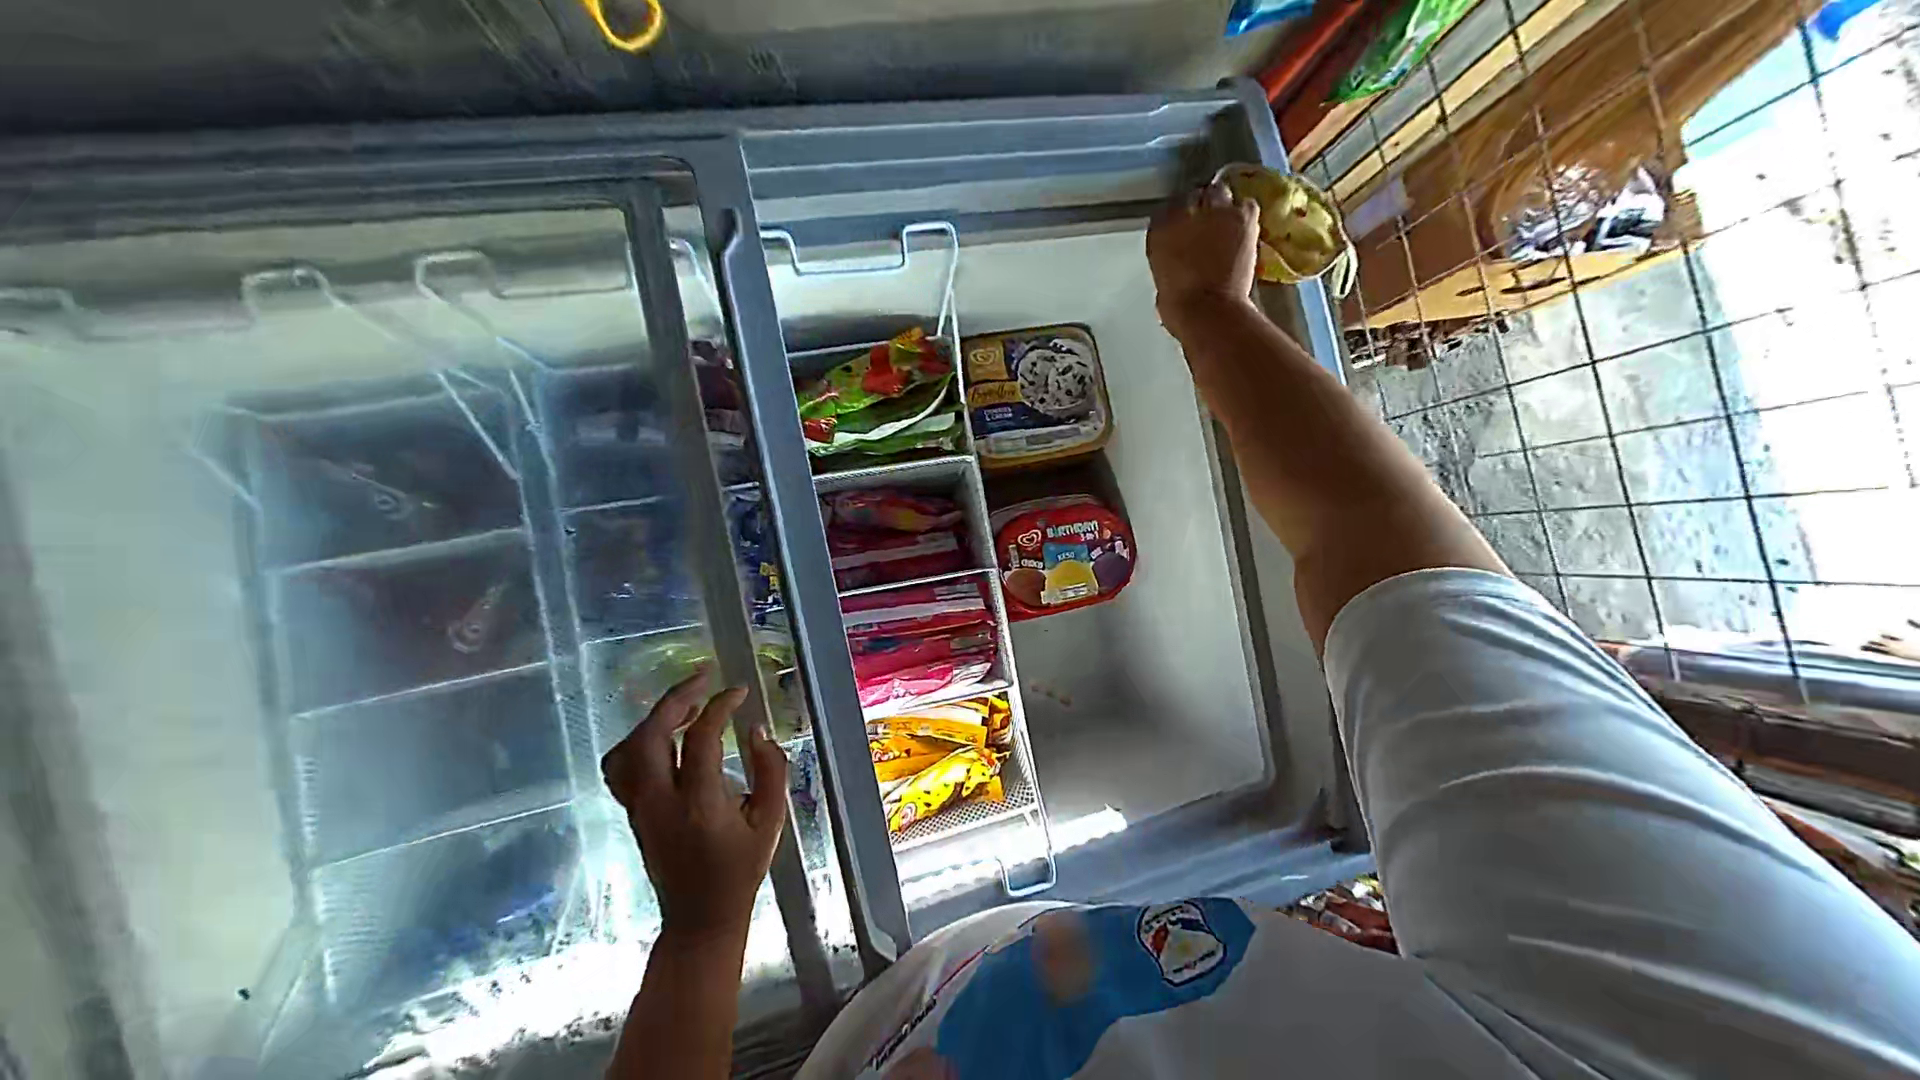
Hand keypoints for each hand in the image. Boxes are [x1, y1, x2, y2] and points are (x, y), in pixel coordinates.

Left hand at [601, 671, 789, 939]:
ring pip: (629, 748)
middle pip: (652, 735)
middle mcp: (661, 801)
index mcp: (699, 804)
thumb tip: (755, 730)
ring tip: (687, 703)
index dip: (720, 707)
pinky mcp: (633, 811)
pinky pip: (622, 765)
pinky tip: (665, 734)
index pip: (701, 739)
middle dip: (677, 698)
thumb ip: (771, 770)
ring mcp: (640, 807)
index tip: (739, 692)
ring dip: (656, 717)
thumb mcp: (771, 821)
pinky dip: (639, 740)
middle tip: (704, 678)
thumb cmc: (741, 869)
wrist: (700, 916)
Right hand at [1146, 179, 1260, 328]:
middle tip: (1208, 224)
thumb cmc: (1179, 306)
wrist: (1207, 310)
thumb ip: (1170, 258)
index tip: (1185, 228)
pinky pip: (1246, 204)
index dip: (1179, 218)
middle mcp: (1184, 212)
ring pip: (1220, 192)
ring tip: (1227, 222)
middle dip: (1201, 207)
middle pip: (1194, 196)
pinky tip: (1245, 226)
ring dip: (1223, 205)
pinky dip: (1245, 213)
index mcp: (1159, 230)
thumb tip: (1181, 258)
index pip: (1168, 210)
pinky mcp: (1243, 216)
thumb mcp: (1162, 279)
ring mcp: (1216, 211)